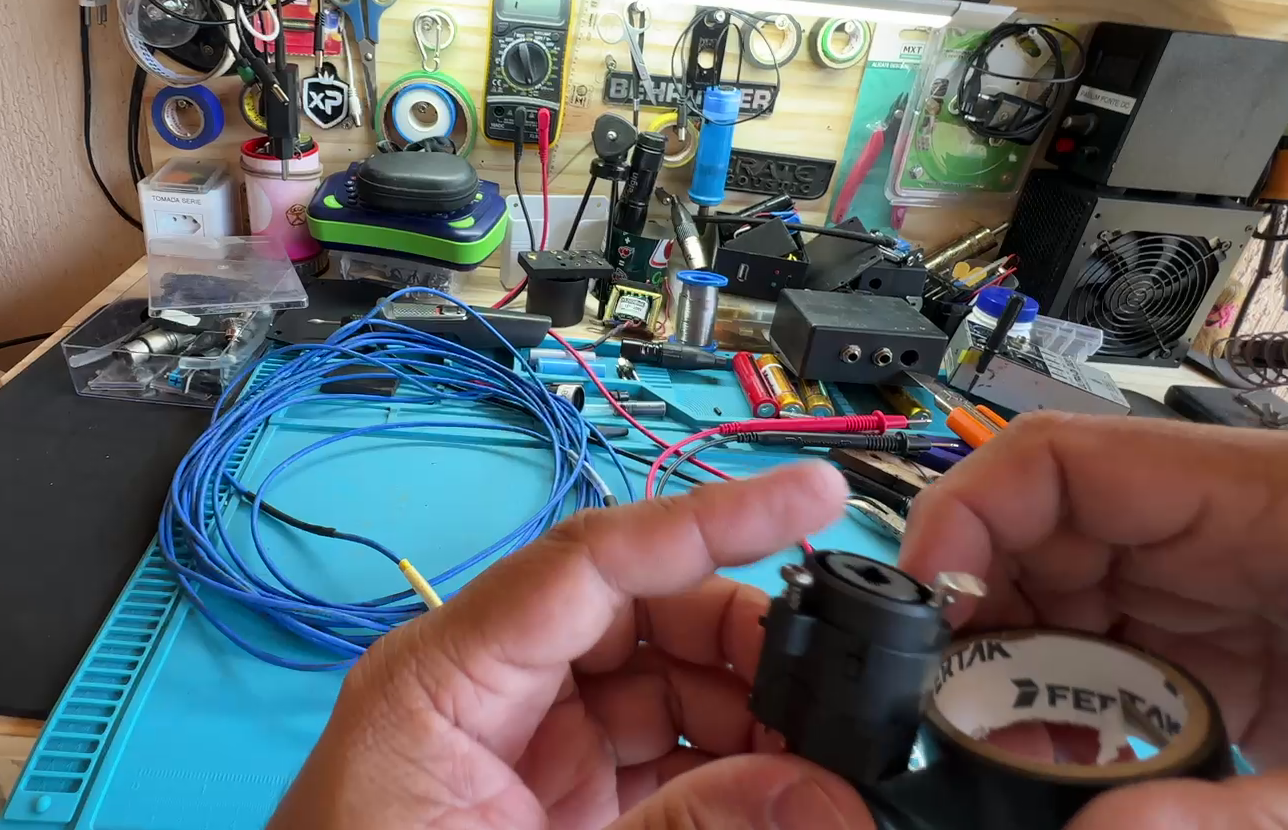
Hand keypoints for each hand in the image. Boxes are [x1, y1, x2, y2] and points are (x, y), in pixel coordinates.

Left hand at [270, 461, 872, 828]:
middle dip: (742, 635)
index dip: (707, 518)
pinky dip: (722, 763)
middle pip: (636, 608)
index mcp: (447, 672)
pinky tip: (779, 789)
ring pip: (657, 675)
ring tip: (824, 757)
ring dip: (745, 707)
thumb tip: (828, 792)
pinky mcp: (554, 785)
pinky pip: (653, 744)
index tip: (807, 494)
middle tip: (839, 686)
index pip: (592, 558)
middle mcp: (490, 677)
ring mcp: (525, 732)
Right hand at [899, 412, 1287, 826]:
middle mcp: (1257, 524)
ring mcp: (1250, 584)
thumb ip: (1283, 827)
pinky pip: (1116, 645)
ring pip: (1071, 587)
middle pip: (1055, 524)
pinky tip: (1071, 752)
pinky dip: (1072, 695)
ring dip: (1025, 658)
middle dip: (989, 604)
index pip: (1069, 458)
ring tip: (1007, 736)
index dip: (971, 511)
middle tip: (956, 698)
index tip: (926, 598)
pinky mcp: (1249, 645)